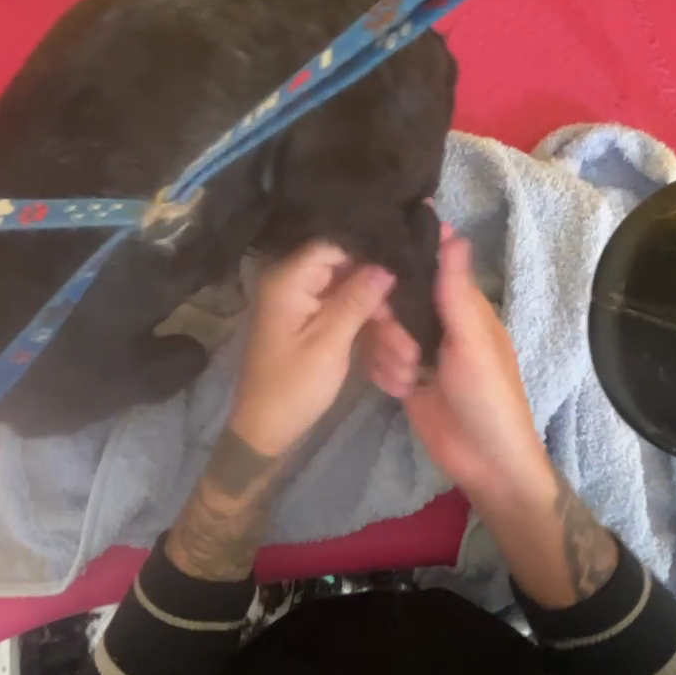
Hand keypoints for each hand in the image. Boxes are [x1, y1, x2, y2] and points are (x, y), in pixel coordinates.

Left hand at [167, 241, 392, 580]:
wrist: (265, 431)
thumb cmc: (292, 388)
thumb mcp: (329, 344)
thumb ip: (356, 299)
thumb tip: (387, 263)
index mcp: (288, 279)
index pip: (335, 243)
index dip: (370, 249)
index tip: (406, 261)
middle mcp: (292, 281)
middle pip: (346, 268)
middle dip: (380, 291)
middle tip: (411, 317)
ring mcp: (302, 301)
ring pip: (350, 292)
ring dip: (378, 315)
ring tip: (408, 345)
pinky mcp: (310, 319)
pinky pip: (343, 310)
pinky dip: (365, 326)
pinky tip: (392, 345)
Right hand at [362, 231, 550, 508]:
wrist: (483, 463)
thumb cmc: (488, 396)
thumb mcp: (473, 341)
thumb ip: (455, 289)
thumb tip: (453, 233)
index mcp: (461, 305)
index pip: (425, 266)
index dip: (402, 265)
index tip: (381, 273)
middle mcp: (436, 320)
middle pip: (391, 300)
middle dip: (391, 328)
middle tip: (409, 352)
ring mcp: (417, 349)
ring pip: (378, 331)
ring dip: (389, 356)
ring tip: (413, 378)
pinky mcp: (402, 374)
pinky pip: (374, 358)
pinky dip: (385, 375)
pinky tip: (404, 391)